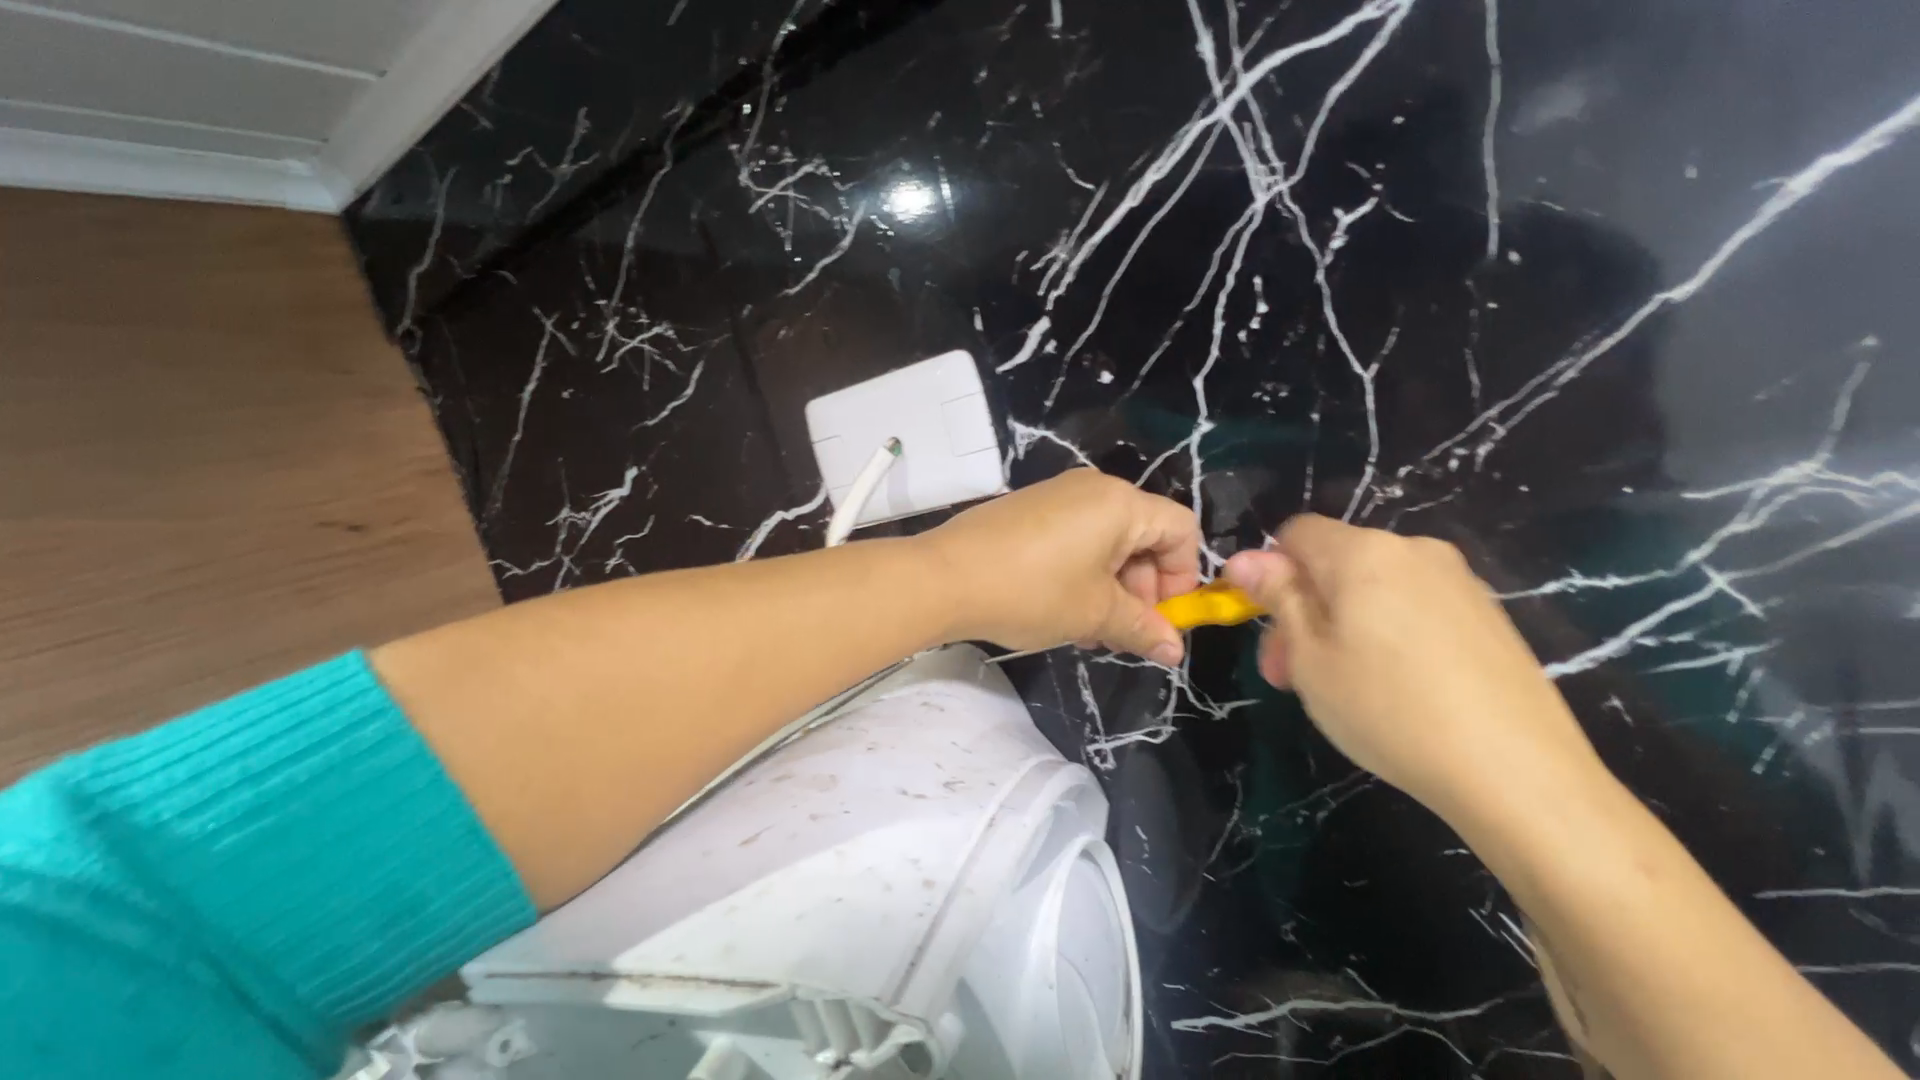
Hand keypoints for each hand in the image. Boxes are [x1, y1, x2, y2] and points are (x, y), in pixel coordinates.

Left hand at [919, 469, 1201, 661]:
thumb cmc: (1031, 591)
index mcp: (1120, 503)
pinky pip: (1075, 540)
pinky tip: (1063, 613)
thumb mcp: (1093, 614)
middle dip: (1143, 591)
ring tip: (1092, 633)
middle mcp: (1093, 490)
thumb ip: (1141, 628)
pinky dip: (1082, 576)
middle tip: (1125, 635)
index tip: (1163, 619)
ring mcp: (1057, 497)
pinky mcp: (1029, 512)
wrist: (943, 578)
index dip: (1183, 577)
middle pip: (1144, 537)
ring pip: (1108, 544)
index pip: (1181, 530)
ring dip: (1112, 590)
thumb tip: (1175, 651)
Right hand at [1221, 514, 1604, 819]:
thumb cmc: (1388, 710)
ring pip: (1377, 589)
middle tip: (1292, 674)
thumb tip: (1245, 559)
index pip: (1296, 532)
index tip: (1267, 629)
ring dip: (1344, 625)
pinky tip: (1399, 691)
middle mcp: (1414, 551)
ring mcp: (1460, 582)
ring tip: (1345, 688)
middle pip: (1337, 563)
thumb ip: (1279, 598)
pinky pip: (1417, 608)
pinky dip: (1390, 635)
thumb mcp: (1310, 659)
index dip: (1269, 572)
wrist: (1515, 770)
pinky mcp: (1490, 616)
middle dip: (1304, 609)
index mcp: (1363, 552)